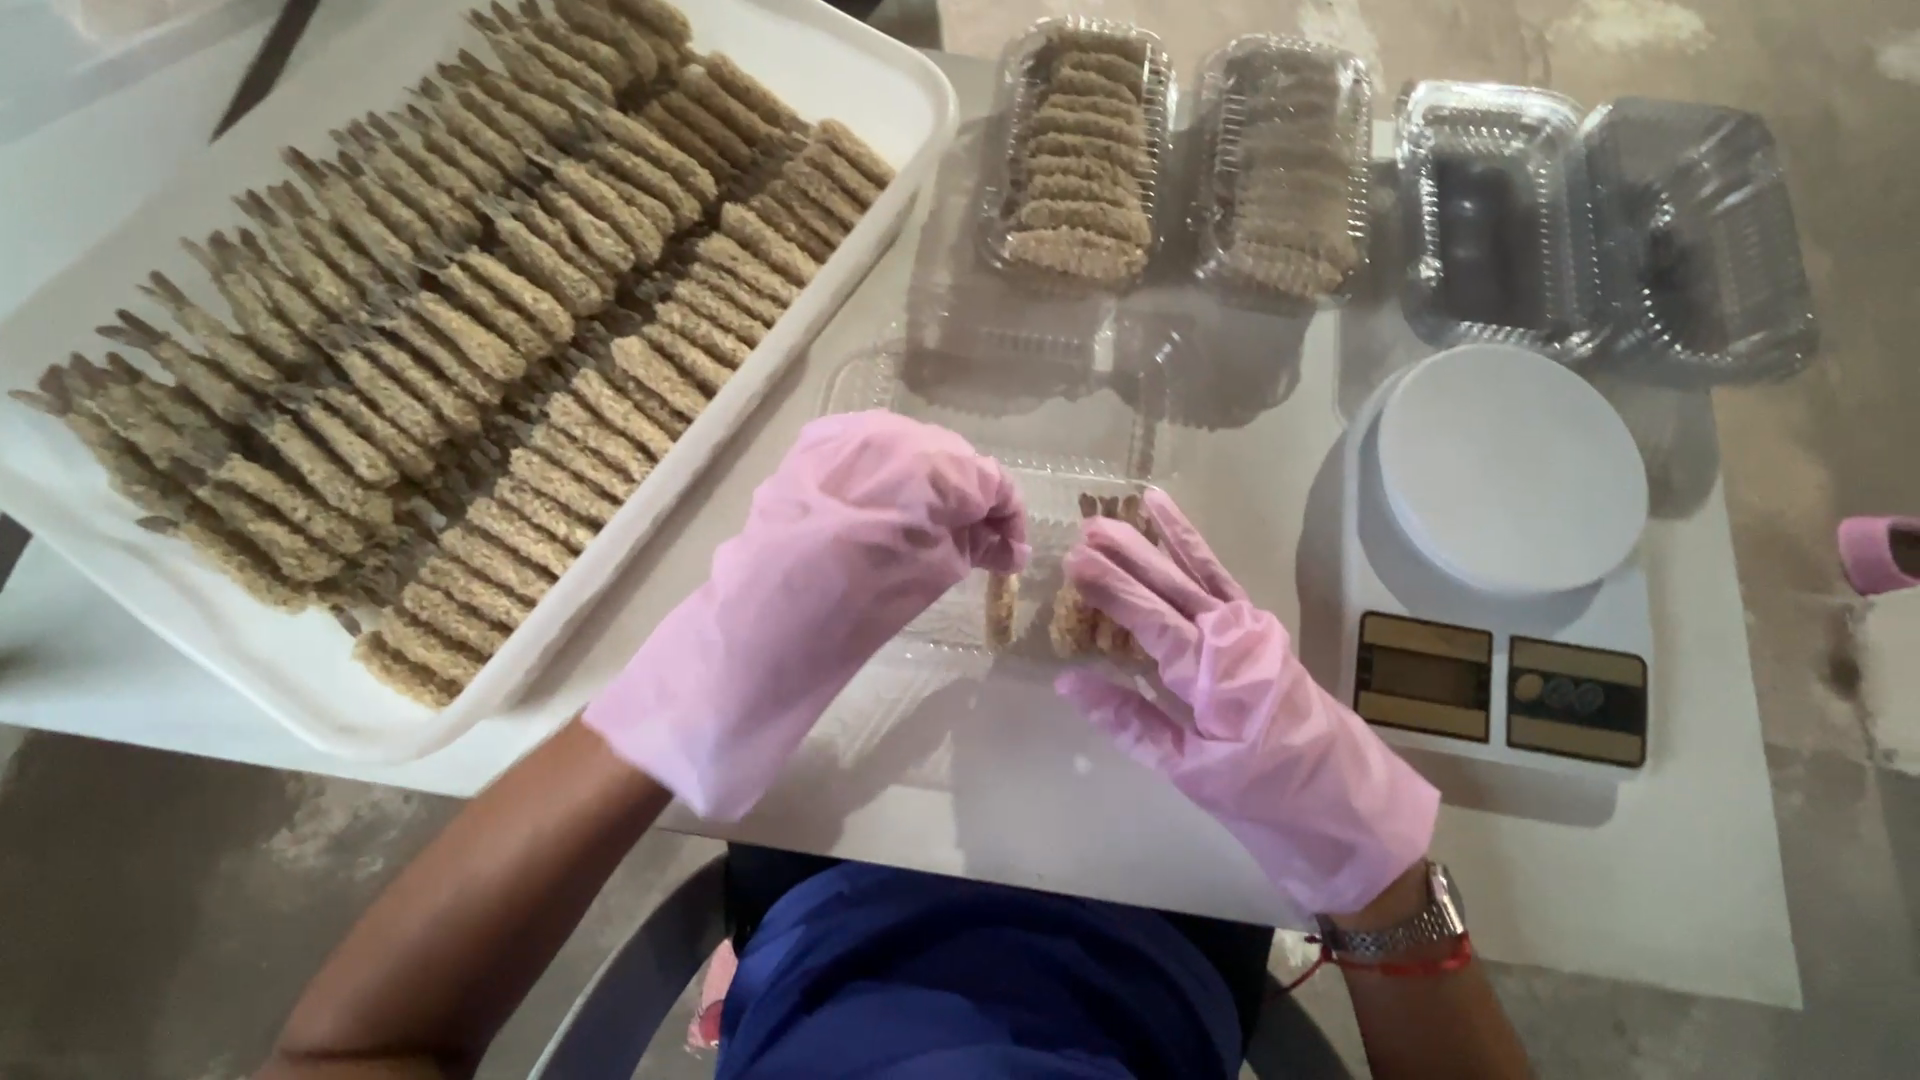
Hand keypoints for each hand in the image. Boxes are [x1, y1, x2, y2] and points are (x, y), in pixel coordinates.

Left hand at [585, 411, 1027, 819]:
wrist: (767, 618)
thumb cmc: (863, 603)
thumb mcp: (936, 574)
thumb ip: (976, 543)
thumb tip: (999, 542)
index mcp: (935, 464)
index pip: (991, 479)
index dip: (1009, 518)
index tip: (1011, 556)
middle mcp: (894, 429)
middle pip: (952, 457)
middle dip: (970, 499)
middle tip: (976, 545)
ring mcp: (848, 430)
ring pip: (910, 448)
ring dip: (928, 485)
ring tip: (926, 529)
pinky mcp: (813, 443)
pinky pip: (868, 449)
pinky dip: (886, 476)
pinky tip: (884, 511)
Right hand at [1055, 490, 1437, 915]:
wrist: (1351, 814)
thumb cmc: (1266, 800)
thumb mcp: (1189, 770)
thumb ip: (1129, 720)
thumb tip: (1068, 680)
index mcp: (1215, 674)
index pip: (1151, 619)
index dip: (1110, 590)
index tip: (1073, 560)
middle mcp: (1237, 641)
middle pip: (1176, 587)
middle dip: (1132, 554)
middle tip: (1090, 525)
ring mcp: (1257, 636)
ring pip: (1206, 577)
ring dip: (1170, 542)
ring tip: (1142, 503)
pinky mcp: (1266, 641)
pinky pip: (1228, 589)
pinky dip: (1205, 560)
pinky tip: (1184, 542)